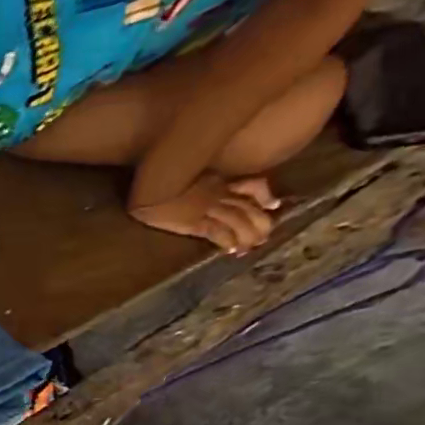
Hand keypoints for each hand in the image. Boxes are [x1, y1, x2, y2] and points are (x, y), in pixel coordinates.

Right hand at [131, 174, 280, 254]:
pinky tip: (229, 251)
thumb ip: (198, 179)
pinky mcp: (195, 223)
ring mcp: (208, 209)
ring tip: (248, 249)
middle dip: (259, 223)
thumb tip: (203, 186)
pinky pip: (216, 232)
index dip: (264, 196)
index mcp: (219, 182)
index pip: (251, 187)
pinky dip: (226, 242)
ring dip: (246, 236)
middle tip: (264, 237)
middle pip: (247, 208)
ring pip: (237, 221)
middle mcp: (219, 194)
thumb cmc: (162, 179)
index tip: (273, 206)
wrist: (152, 186)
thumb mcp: (187, 174)